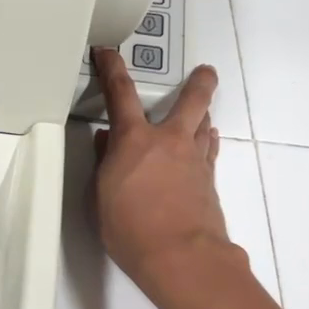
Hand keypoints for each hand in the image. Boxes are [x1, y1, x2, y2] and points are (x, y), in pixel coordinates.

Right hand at [92, 48, 242, 308]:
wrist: (181, 256)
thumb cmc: (129, 228)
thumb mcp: (100, 196)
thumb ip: (104, 163)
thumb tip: (105, 142)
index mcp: (134, 141)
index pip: (119, 94)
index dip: (111, 69)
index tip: (107, 52)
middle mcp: (168, 142)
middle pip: (191, 101)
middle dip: (198, 83)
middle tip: (205, 71)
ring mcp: (194, 161)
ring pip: (204, 126)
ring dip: (201, 117)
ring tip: (199, 116)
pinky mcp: (209, 182)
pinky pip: (208, 152)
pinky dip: (205, 145)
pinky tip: (201, 149)